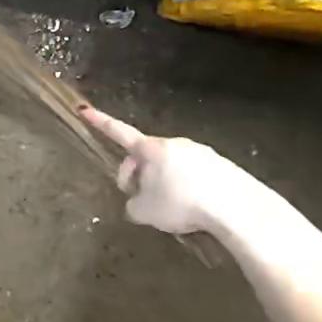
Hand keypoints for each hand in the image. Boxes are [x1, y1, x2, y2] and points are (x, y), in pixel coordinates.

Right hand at [80, 107, 263, 234]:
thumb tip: (142, 200)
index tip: (84, 110)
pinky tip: (195, 211)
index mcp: (151, 150)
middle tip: (142, 202)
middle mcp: (175, 145)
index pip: (119, 133)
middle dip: (139, 177)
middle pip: (145, 158)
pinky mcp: (222, 167)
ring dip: (163, 186)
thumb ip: (132, 202)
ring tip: (172, 212)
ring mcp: (201, 154)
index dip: (100, 122)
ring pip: (169, 169)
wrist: (238, 210)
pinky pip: (193, 177)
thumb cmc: (181, 205)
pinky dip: (188, 191)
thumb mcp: (142, 211)